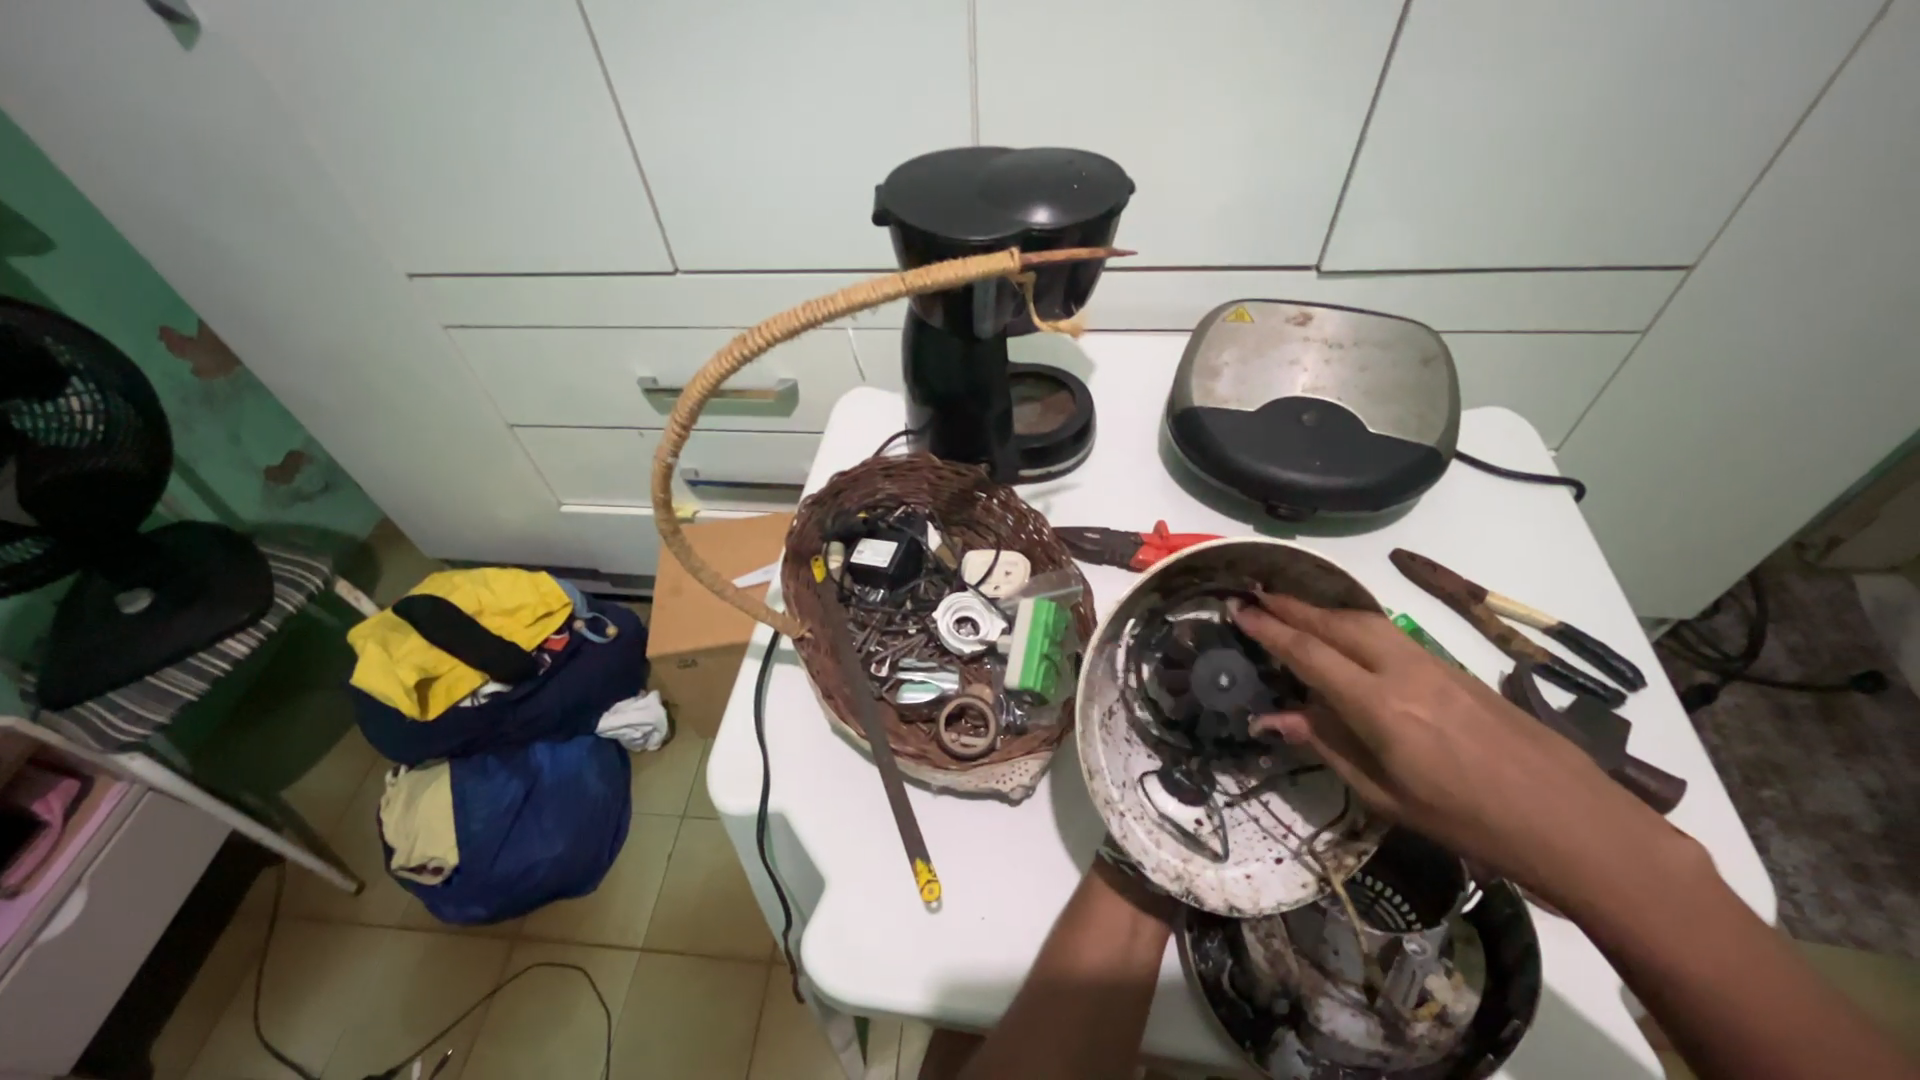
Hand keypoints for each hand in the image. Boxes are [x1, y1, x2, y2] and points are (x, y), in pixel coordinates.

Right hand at [1232, 593, 1683, 907]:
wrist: (1569, 819)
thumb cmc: (1468, 823)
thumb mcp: (1385, 796)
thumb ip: (1329, 746)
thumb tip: (1277, 716)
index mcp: (1380, 708)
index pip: (1310, 654)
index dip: (1270, 630)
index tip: (1238, 610)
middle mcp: (1403, 672)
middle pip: (1337, 624)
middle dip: (1291, 606)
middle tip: (1254, 594)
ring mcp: (1434, 664)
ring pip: (1367, 620)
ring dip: (1323, 609)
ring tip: (1290, 605)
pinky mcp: (1455, 668)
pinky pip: (1392, 633)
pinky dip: (1355, 623)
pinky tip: (1344, 633)